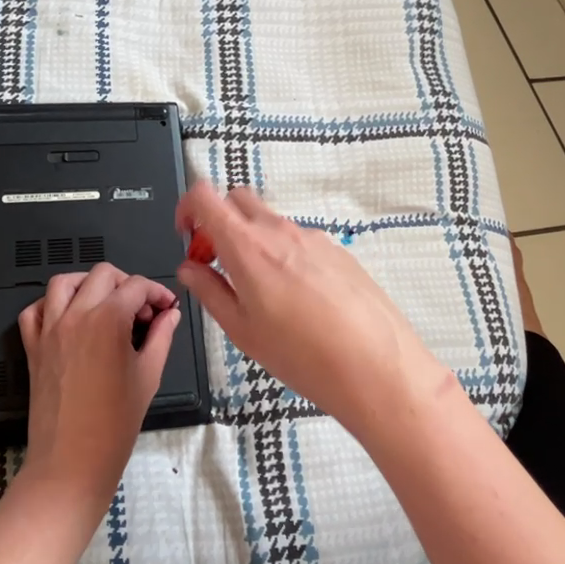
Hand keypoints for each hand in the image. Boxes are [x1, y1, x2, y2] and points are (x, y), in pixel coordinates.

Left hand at [17, 265, 181, 499]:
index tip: (166, 309)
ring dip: (87, 285)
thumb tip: (169, 315)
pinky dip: (50, 306)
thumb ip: (161, 337)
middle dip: (127, 284)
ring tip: (104, 305)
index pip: (136, 286)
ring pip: (64, 282)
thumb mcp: (148, 377)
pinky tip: (69, 319)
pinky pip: (34, 311)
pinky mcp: (33, 346)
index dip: (157, 293)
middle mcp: (77, 315)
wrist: (72, 463)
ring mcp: (50, 329)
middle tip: (140, 311)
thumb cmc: (116, 424)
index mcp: (109, 320)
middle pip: (102, 275)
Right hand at [175, 182, 455, 436]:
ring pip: (269, 222)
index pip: (204, 196)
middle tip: (217, 263)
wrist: (378, 367)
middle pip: (237, 200)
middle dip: (219, 222)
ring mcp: (312, 237)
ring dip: (253, 241)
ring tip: (259, 292)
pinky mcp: (337, 250)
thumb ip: (209, 291)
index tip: (187, 236)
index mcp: (248, 247)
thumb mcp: (242, 331)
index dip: (187, 208)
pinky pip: (299, 240)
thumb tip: (189, 269)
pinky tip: (297, 300)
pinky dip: (284, 255)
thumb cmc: (304, 356)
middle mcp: (279, 230)